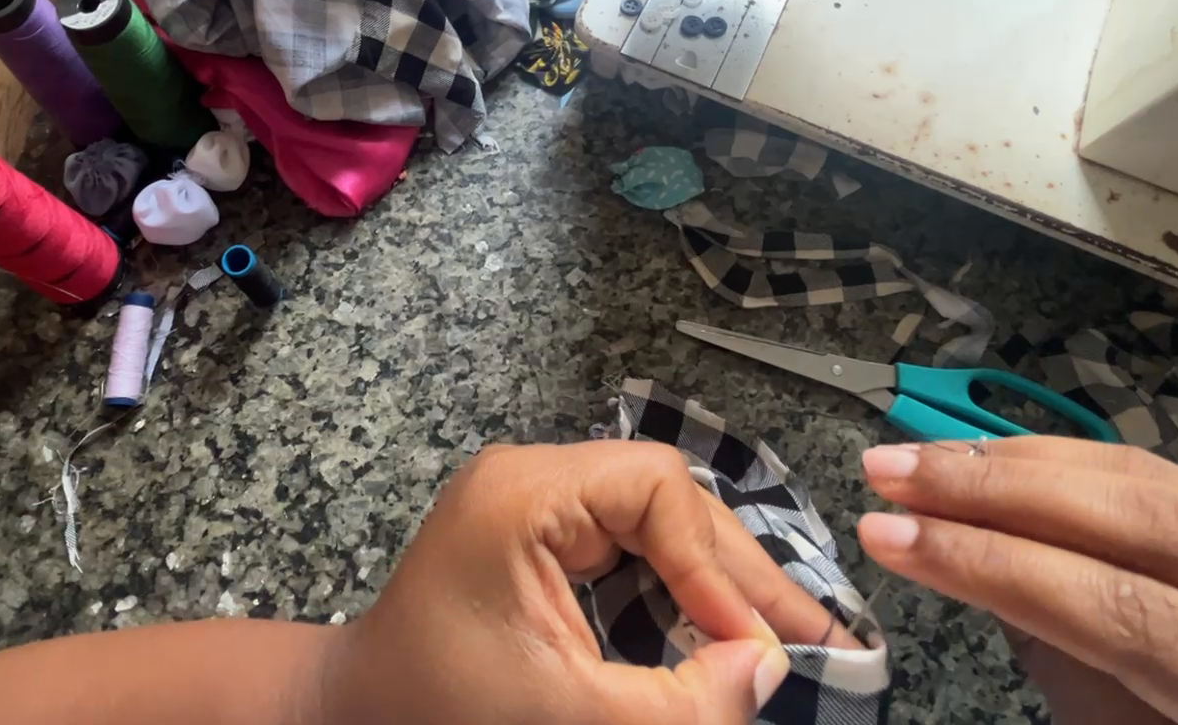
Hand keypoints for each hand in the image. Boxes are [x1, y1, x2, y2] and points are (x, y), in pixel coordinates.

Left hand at [321, 441, 856, 724]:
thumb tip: (766, 669)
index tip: (760, 646)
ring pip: (652, 516)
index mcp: (524, 492)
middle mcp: (532, 475)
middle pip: (659, 495)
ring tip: (786, 632)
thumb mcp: (562, 714)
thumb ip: (673, 702)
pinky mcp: (541, 527)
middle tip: (817, 635)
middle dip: (733, 568)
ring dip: (714, 574)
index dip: (715, 562)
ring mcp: (535, 497)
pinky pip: (627, 539)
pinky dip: (675, 581)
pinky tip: (718, 622)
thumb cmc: (441, 704)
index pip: (651, 486)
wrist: (360, 703)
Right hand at [854, 438, 1177, 724]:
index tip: (881, 536)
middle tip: (883, 474)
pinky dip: (1058, 458)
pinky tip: (991, 456)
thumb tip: (979, 565)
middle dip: (991, 490)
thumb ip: (1074, 670)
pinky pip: (1158, 472)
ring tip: (915, 458)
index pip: (1131, 615)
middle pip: (1142, 521)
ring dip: (1009, 460)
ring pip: (1148, 477)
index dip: (991, 565)